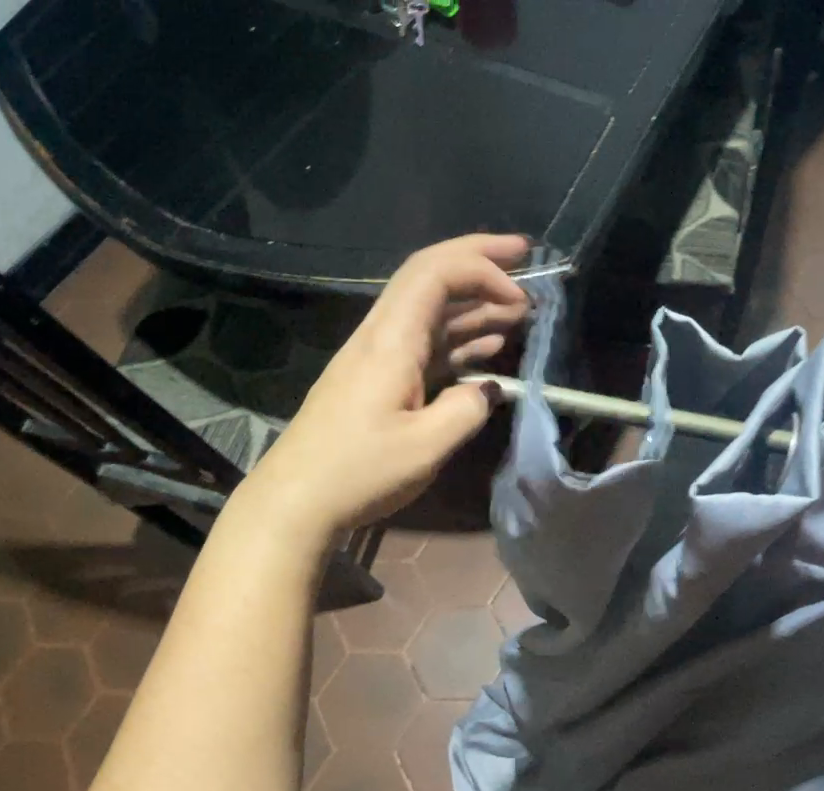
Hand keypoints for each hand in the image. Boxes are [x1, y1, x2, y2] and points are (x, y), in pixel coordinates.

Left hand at [235, 234, 530, 537]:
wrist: (296, 500)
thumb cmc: (358, 473)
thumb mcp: (425, 448)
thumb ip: (466, 411)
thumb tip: (489, 389)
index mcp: (391, 341)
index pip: (435, 274)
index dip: (482, 268)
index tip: (522, 293)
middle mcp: (381, 336)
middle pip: (429, 277)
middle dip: (478, 261)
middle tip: (526, 257)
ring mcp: (377, 358)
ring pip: (430, 312)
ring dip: (474, 303)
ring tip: (520, 311)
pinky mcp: (377, 380)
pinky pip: (424, 344)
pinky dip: (459, 338)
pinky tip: (489, 347)